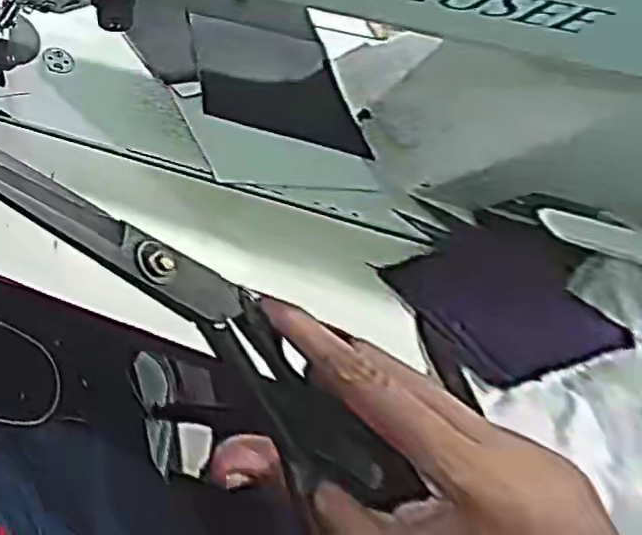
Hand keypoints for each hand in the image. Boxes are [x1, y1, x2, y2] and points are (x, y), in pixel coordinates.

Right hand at [208, 299, 614, 534]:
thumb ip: (304, 490)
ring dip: (371, 380)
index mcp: (486, 479)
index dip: (310, 336)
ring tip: (326, 379)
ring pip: (429, 389)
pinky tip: (384, 421)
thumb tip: (245, 450)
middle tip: (283, 334)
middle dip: (333, 352)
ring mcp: (544, 464)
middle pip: (399, 373)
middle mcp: (524, 460)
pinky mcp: (551, 473)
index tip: (273, 307)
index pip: (370, 379)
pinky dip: (411, 409)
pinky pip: (462, 416)